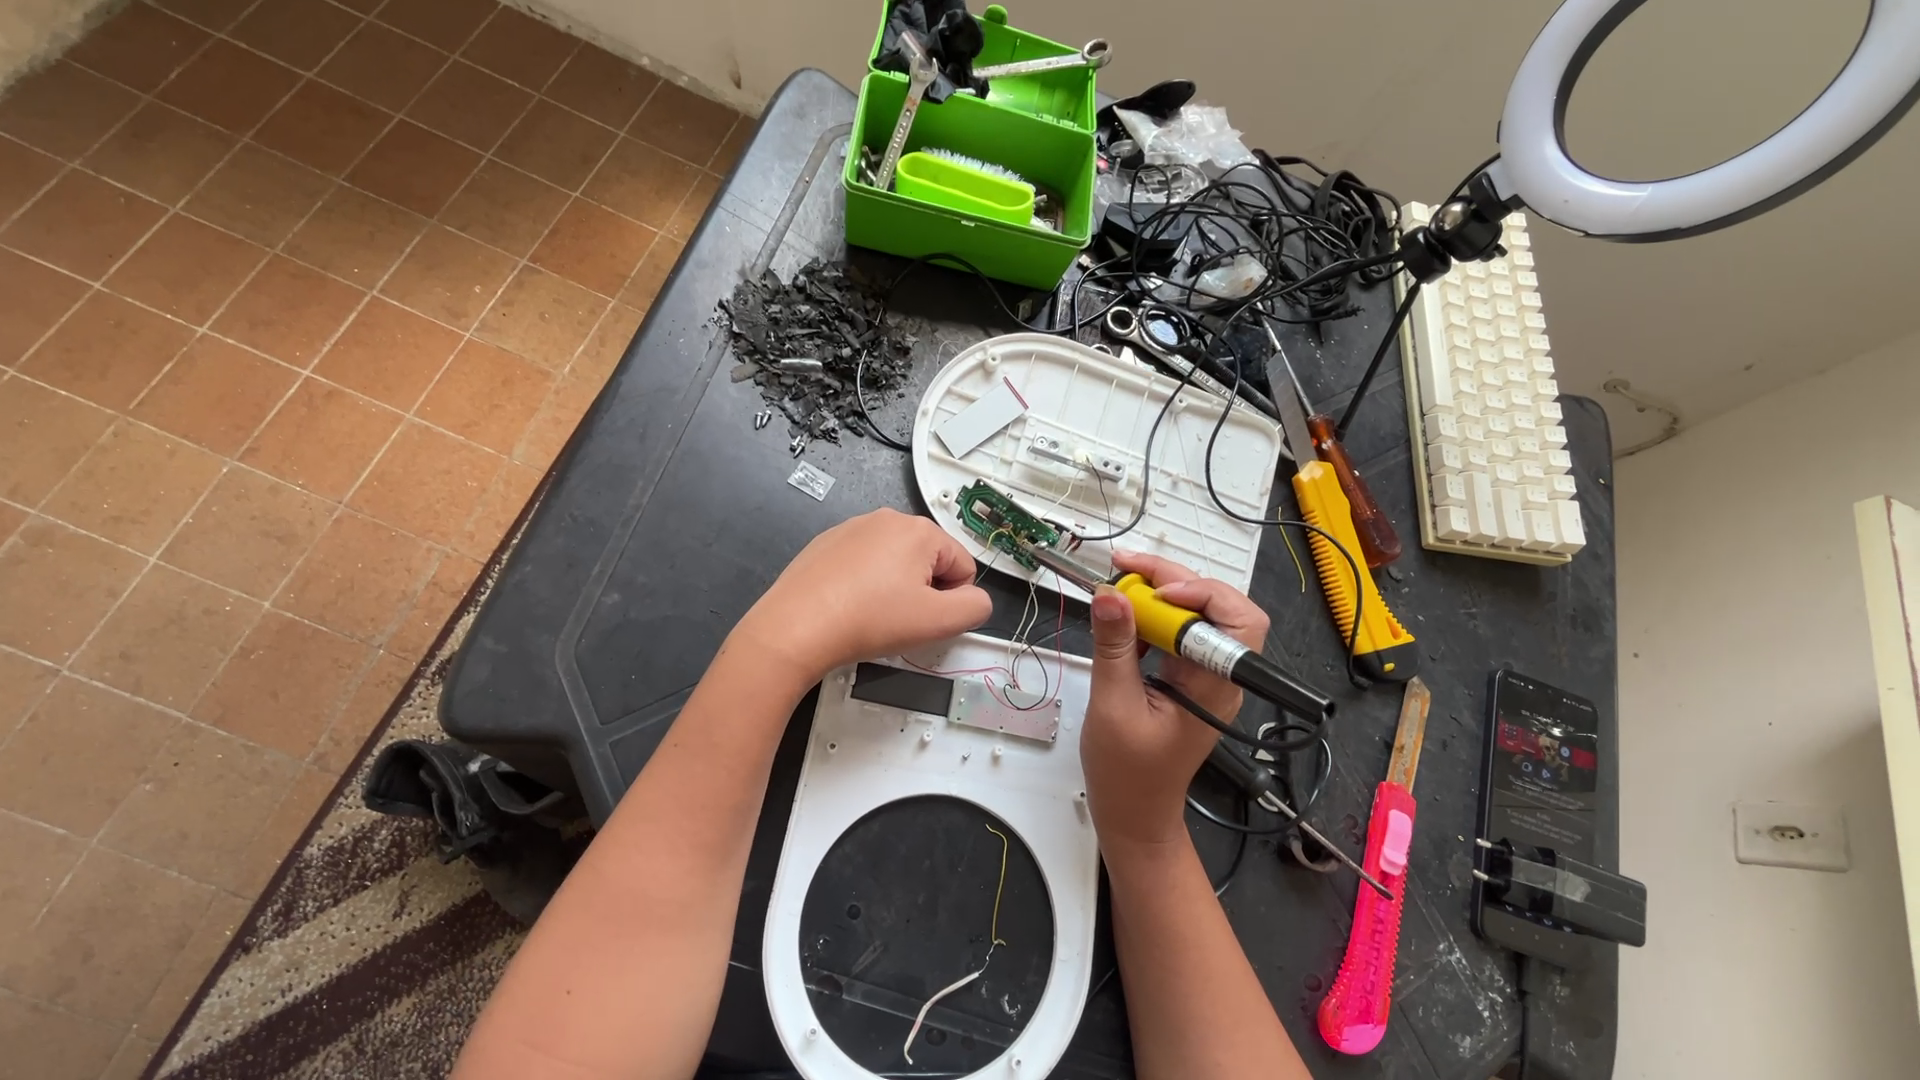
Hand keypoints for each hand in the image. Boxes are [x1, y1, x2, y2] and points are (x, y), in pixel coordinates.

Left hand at [732, 509, 992, 683]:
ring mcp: (853, 528)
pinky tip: (847, 606)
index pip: (963, 567)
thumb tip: (975, 600)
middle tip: (897, 619)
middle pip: (929, 562)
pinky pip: (863, 565)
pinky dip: (863, 585)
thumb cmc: (870, 620)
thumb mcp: (938, 622)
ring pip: (895, 564)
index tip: (923, 618)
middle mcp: (887, 518)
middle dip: (922, 592)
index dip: (951, 600)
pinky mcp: (826, 543)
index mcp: (920, 530)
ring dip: (893, 589)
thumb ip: (975, 608)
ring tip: (869, 615)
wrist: (795, 627)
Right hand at [1081, 551, 1270, 847]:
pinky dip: (1152, 616)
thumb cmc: (1126, 773)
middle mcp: (1218, 676)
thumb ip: (1114, 647)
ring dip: (1159, 592)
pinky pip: (1178, 633)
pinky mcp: (1186, 677)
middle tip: (1123, 567)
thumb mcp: (1112, 706)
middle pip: (1216, 607)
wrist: (1134, 812)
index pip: (1237, 620)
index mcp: (1213, 687)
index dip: (1201, 593)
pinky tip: (1124, 616)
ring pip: (1196, 614)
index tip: (1151, 590)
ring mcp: (1204, 676)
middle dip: (1171, 578)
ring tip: (1119, 583)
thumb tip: (1110, 596)